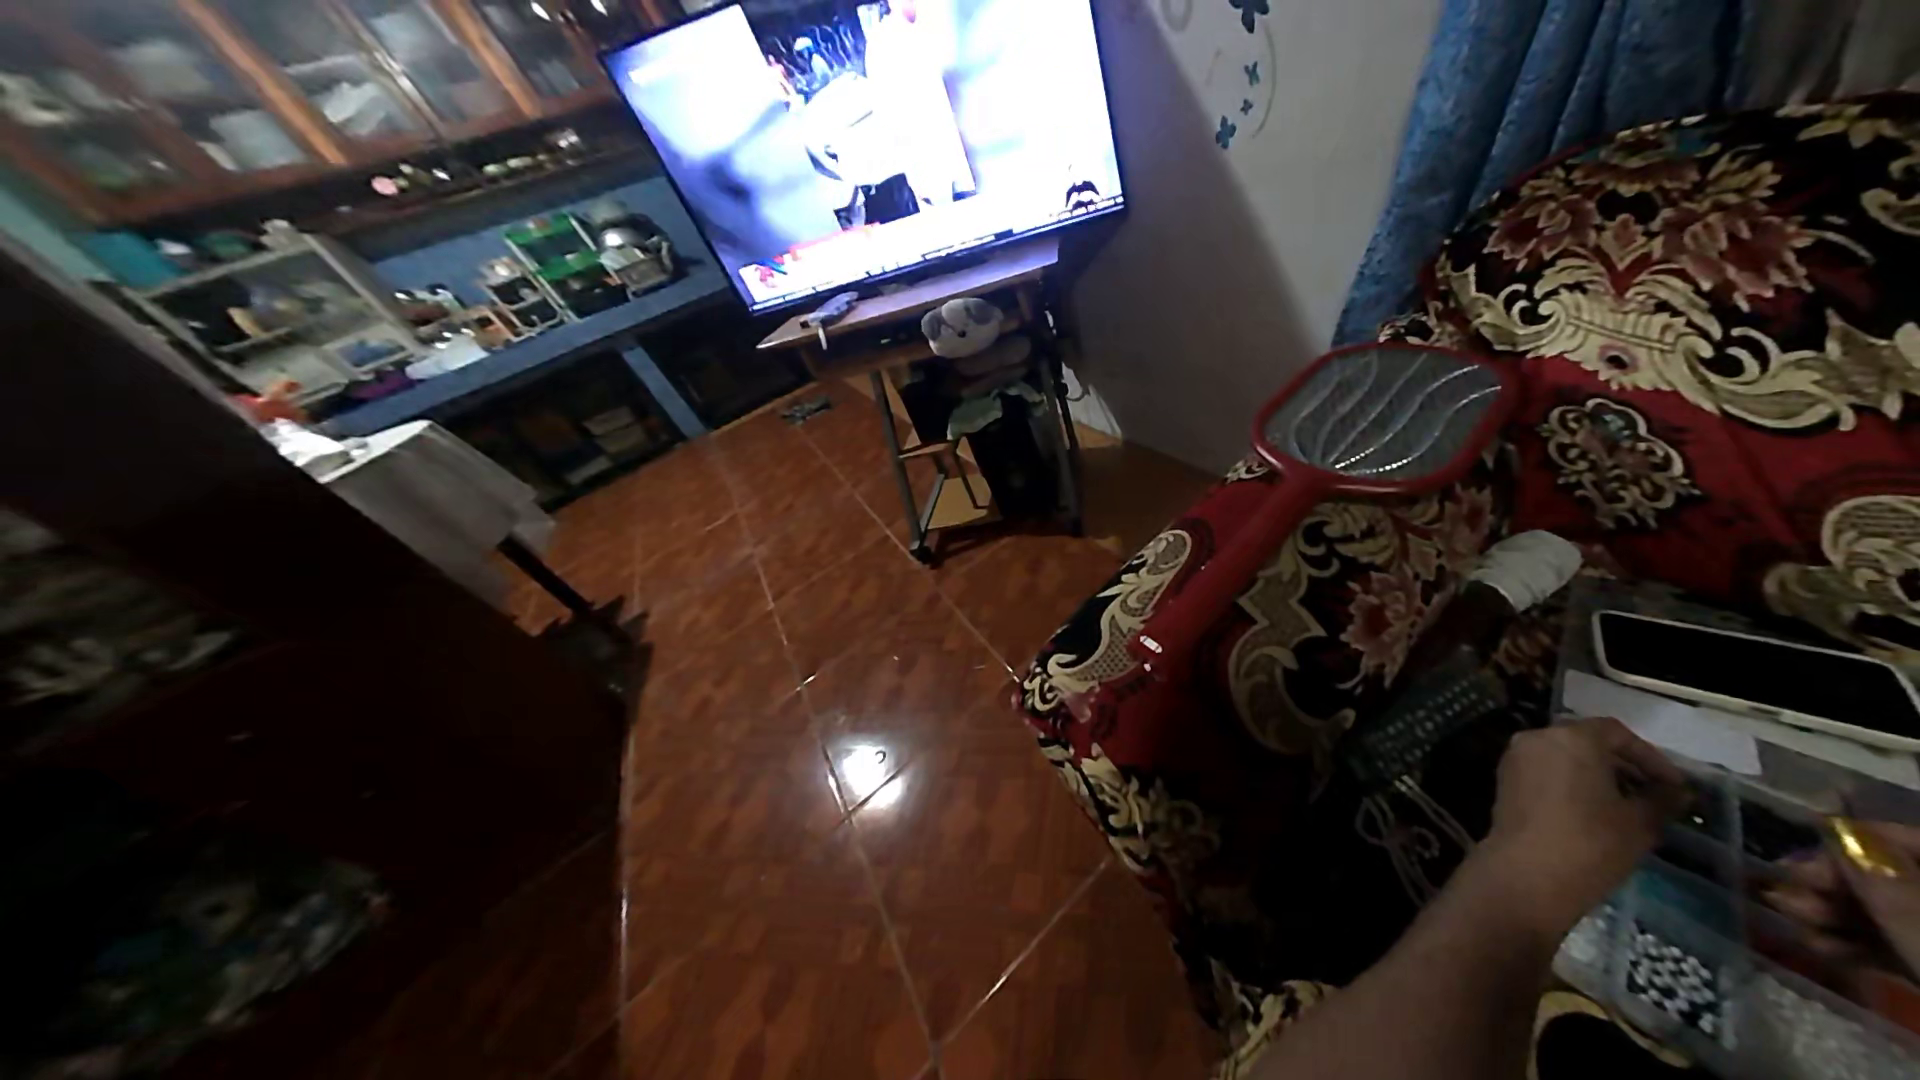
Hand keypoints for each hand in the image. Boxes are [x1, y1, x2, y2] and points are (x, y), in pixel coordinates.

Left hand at [1473, 717, 1688, 937]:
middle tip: (1654, 794)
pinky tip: (1594, 808)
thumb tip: (1677, 791)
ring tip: (1629, 804)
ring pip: (1563, 754)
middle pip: (1585, 740)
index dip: (1648, 756)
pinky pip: (1544, 768)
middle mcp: (1536, 738)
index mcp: (1569, 738)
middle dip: (1622, 763)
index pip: (1614, 732)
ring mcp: (1515, 757)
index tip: (1673, 785)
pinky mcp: (1505, 777)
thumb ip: (1661, 799)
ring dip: (1596, 772)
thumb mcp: (1640, 821)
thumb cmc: (1592, 840)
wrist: (1529, 867)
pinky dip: (1570, 779)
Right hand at [1765, 819, 1919, 980]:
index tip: (1799, 866)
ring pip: (1896, 912)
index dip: (1856, 844)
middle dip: (1837, 886)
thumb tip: (1839, 831)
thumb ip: (1900, 895)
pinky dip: (1863, 943)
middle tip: (1784, 898)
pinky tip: (1824, 948)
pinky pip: (1907, 943)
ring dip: (1838, 915)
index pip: (1919, 841)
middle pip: (1903, 877)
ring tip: (1796, 926)